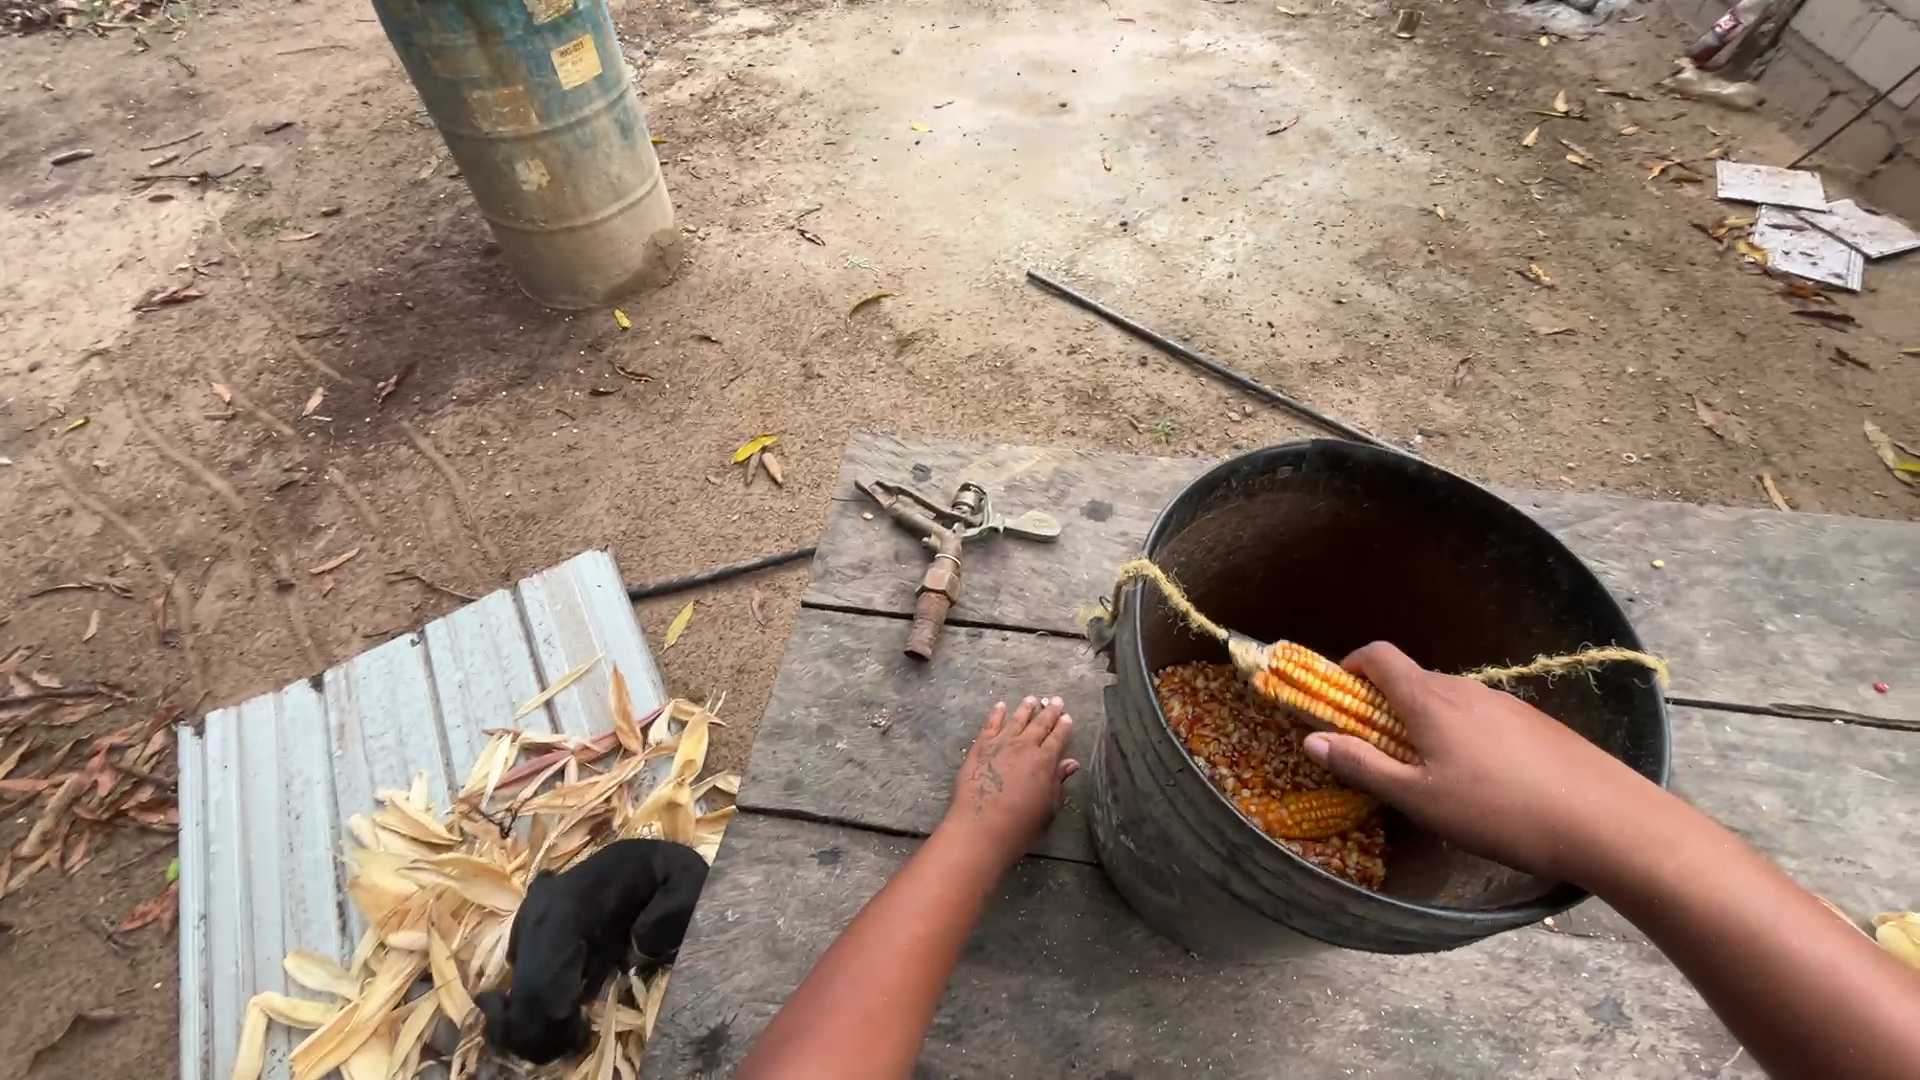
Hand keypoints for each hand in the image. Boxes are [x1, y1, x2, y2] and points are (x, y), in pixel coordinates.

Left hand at [939, 697, 1079, 866]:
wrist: (982, 826)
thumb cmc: (1020, 824)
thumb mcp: (1048, 807)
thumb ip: (1058, 781)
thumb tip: (1071, 763)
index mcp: (1045, 761)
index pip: (1058, 738)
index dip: (1063, 727)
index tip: (1067, 717)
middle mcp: (1025, 746)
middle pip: (1040, 724)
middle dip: (1049, 711)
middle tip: (1056, 700)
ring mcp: (1001, 743)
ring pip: (1017, 719)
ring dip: (1025, 708)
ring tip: (1031, 698)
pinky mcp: (981, 746)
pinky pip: (991, 724)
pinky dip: (997, 713)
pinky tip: (1001, 706)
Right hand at [1302, 642, 1661, 882]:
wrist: (1616, 826)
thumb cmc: (1502, 811)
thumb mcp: (1418, 797)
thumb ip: (1361, 765)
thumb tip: (1311, 740)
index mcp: (1428, 698)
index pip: (1377, 654)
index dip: (1350, 666)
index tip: (1339, 697)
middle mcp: (1464, 689)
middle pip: (1410, 679)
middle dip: (1384, 705)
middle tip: (1381, 749)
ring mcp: (1506, 704)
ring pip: (1447, 700)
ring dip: (1425, 722)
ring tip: (1434, 772)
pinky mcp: (1538, 724)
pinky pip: (1482, 717)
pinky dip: (1463, 734)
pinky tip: (1485, 782)